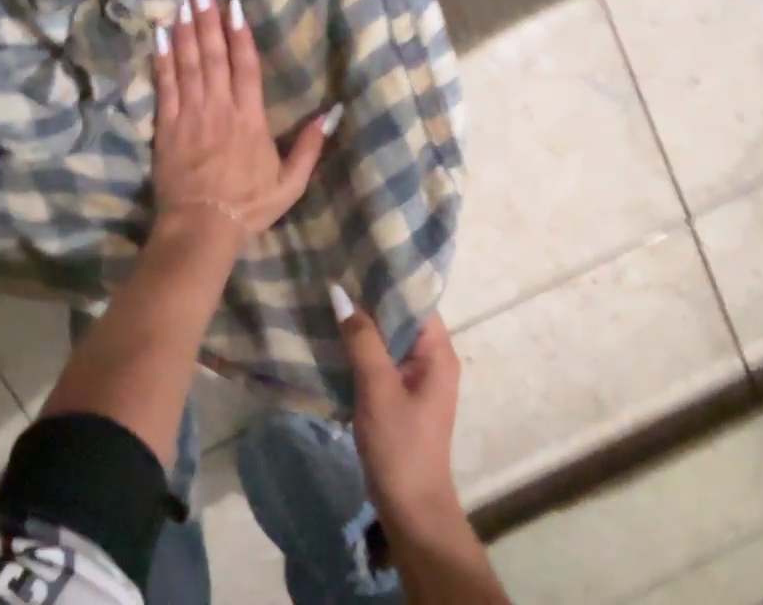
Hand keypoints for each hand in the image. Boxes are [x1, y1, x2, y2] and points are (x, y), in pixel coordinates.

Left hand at [152, 0, 337, 234]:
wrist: (201, 226)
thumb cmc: (248, 206)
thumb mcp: (291, 182)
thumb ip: (310, 146)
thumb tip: (333, 113)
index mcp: (250, 119)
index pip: (246, 67)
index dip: (240, 34)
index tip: (235, 6)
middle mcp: (220, 108)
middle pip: (213, 56)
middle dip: (208, 19)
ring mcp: (190, 115)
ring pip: (188, 64)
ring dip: (186, 31)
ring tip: (183, 2)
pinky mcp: (166, 127)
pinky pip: (164, 86)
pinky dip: (163, 59)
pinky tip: (161, 36)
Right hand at [334, 290, 465, 529]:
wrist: (410, 508)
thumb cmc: (400, 446)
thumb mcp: (378, 389)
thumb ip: (362, 339)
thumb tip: (340, 293)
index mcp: (438, 353)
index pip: (415, 300)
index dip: (387, 277)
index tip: (355, 255)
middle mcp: (431, 359)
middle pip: (400, 316)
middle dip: (368, 297)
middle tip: (331, 270)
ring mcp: (415, 377)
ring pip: (387, 337)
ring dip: (361, 322)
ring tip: (324, 295)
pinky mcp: (398, 394)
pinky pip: (379, 358)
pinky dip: (358, 346)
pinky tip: (329, 335)